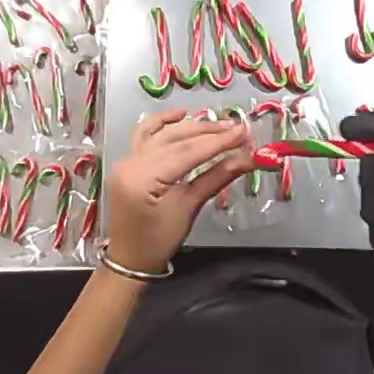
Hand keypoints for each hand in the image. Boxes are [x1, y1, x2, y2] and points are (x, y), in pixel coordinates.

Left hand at [104, 111, 251, 273]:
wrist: (130, 259)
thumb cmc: (158, 241)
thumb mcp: (188, 209)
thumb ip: (216, 178)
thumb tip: (247, 158)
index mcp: (143, 179)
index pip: (187, 152)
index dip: (218, 141)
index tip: (244, 133)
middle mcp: (130, 163)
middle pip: (175, 140)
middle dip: (209, 133)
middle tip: (238, 129)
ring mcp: (126, 161)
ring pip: (162, 136)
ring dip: (191, 127)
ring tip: (219, 124)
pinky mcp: (127, 163)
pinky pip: (144, 136)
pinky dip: (161, 123)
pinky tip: (180, 114)